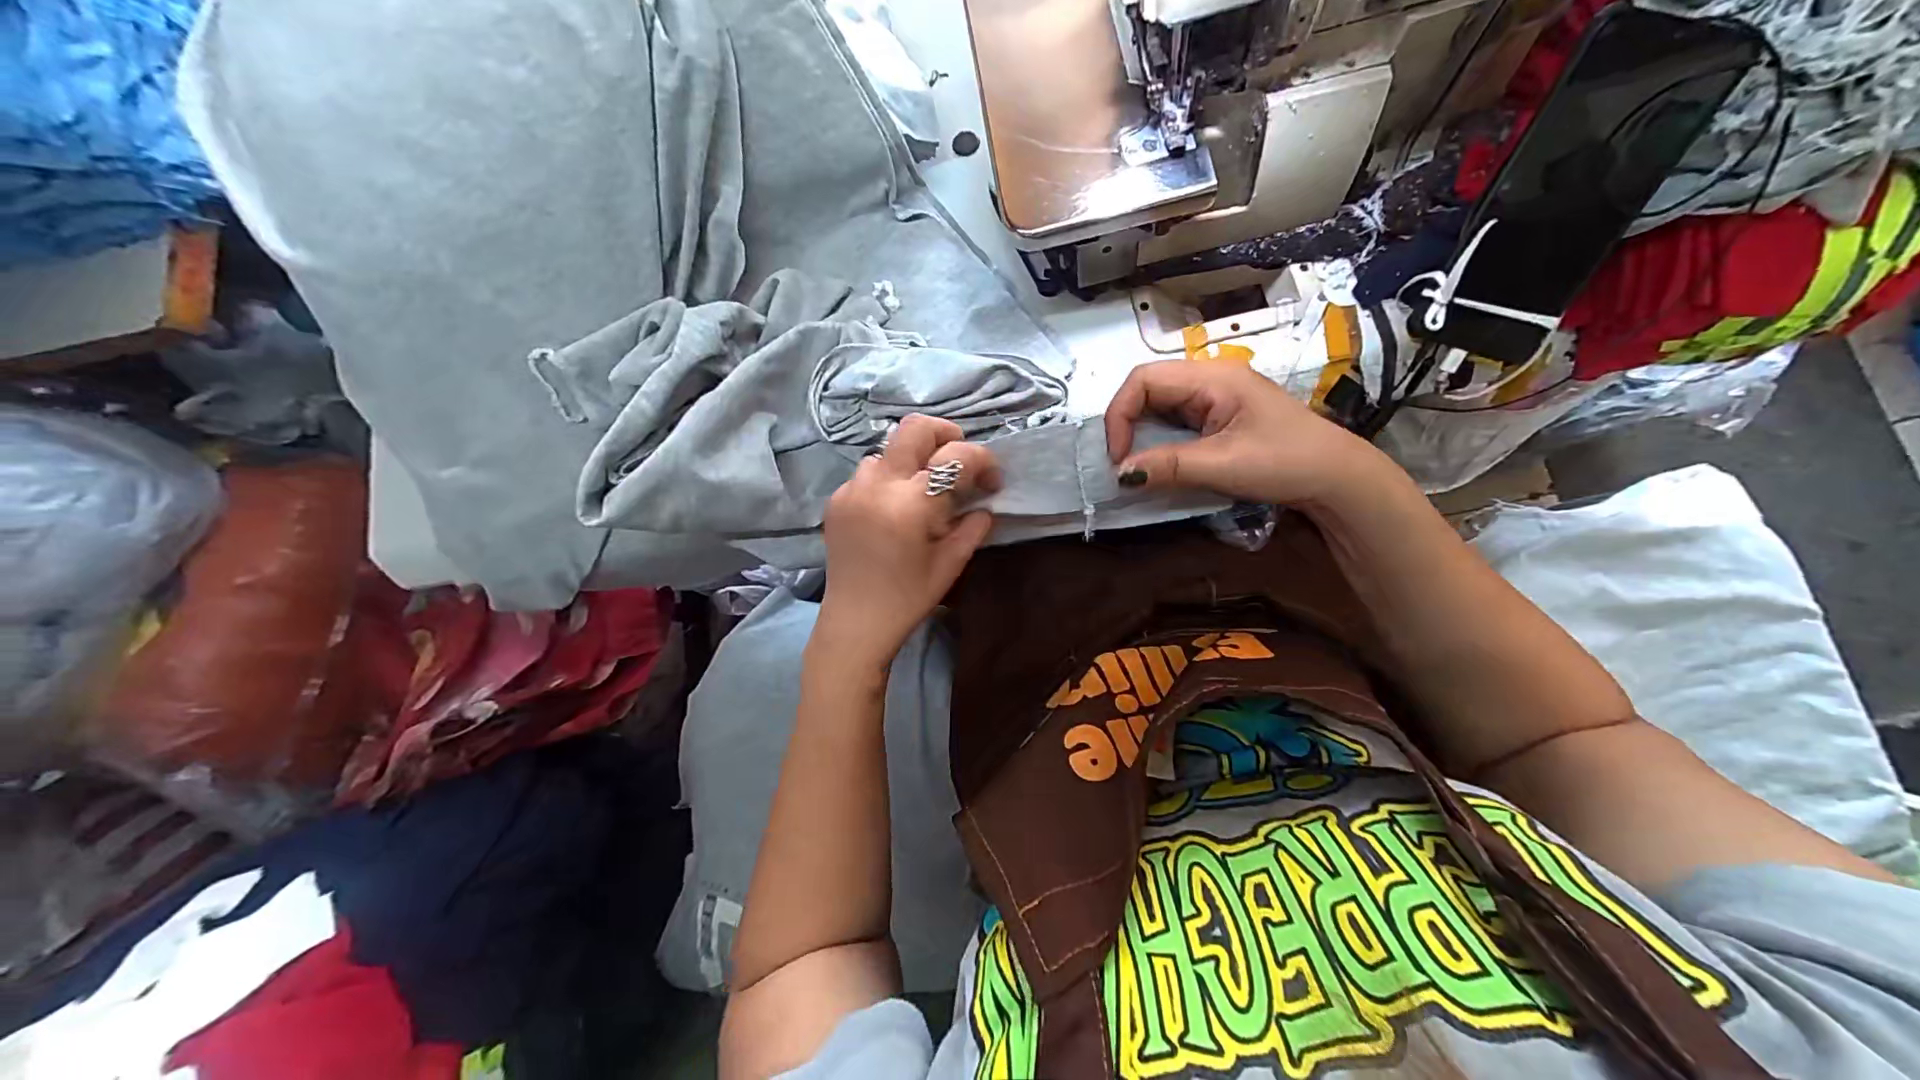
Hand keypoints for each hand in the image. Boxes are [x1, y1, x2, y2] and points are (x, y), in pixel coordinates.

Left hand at [817, 414, 1001, 664]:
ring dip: (912, 460)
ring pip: (888, 450)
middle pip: (914, 428)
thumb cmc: (909, 598)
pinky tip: (893, 509)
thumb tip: (984, 504)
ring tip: (922, 491)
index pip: (955, 457)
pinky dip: (887, 480)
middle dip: (945, 434)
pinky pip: (867, 473)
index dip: (983, 461)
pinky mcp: (836, 500)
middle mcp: (877, 486)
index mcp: (910, 505)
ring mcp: (852, 490)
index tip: (991, 482)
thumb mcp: (951, 563)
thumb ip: (973, 526)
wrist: (856, 622)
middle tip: (958, 462)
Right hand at [1104, 361, 1399, 509]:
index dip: (1120, 414)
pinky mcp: (1219, 417)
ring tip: (1139, 466)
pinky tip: (1161, 463)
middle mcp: (1210, 379)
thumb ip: (1168, 466)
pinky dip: (1159, 441)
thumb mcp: (1222, 465)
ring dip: (1142, 434)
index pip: (1143, 379)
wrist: (1336, 478)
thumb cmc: (1285, 462)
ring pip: (1159, 406)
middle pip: (1148, 389)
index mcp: (1212, 377)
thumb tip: (1121, 474)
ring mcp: (1215, 397)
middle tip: (1124, 464)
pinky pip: (1176, 421)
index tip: (1120, 457)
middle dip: (1127, 424)